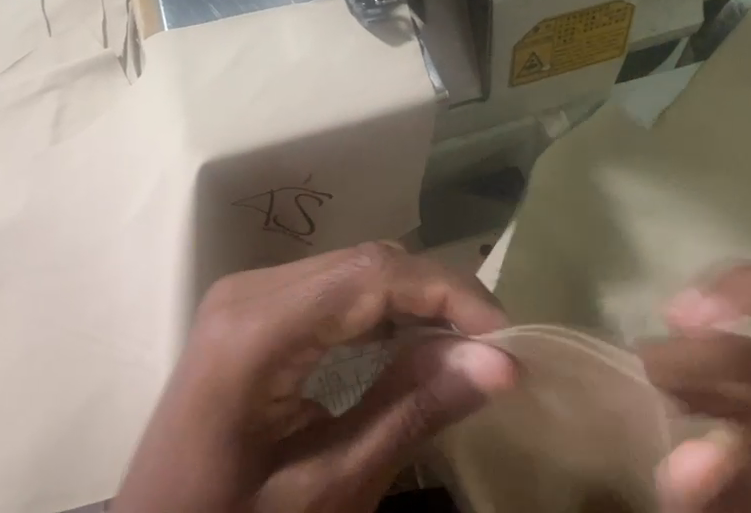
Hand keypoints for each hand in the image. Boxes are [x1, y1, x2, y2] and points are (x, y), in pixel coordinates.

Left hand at [114, 242, 517, 512]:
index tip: (508, 341)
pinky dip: (378, 309)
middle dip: (437, 295)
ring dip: (412, 300)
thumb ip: (410, 412)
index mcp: (256, 330)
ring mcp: (243, 293)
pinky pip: (328, 288)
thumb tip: (501, 362)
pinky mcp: (248, 308)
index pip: (372, 276)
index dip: (449, 293)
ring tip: (464, 349)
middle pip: (363, 263)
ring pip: (350, 268)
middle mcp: (247, 289)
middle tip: (493, 352)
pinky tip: (410, 342)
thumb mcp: (329, 487)